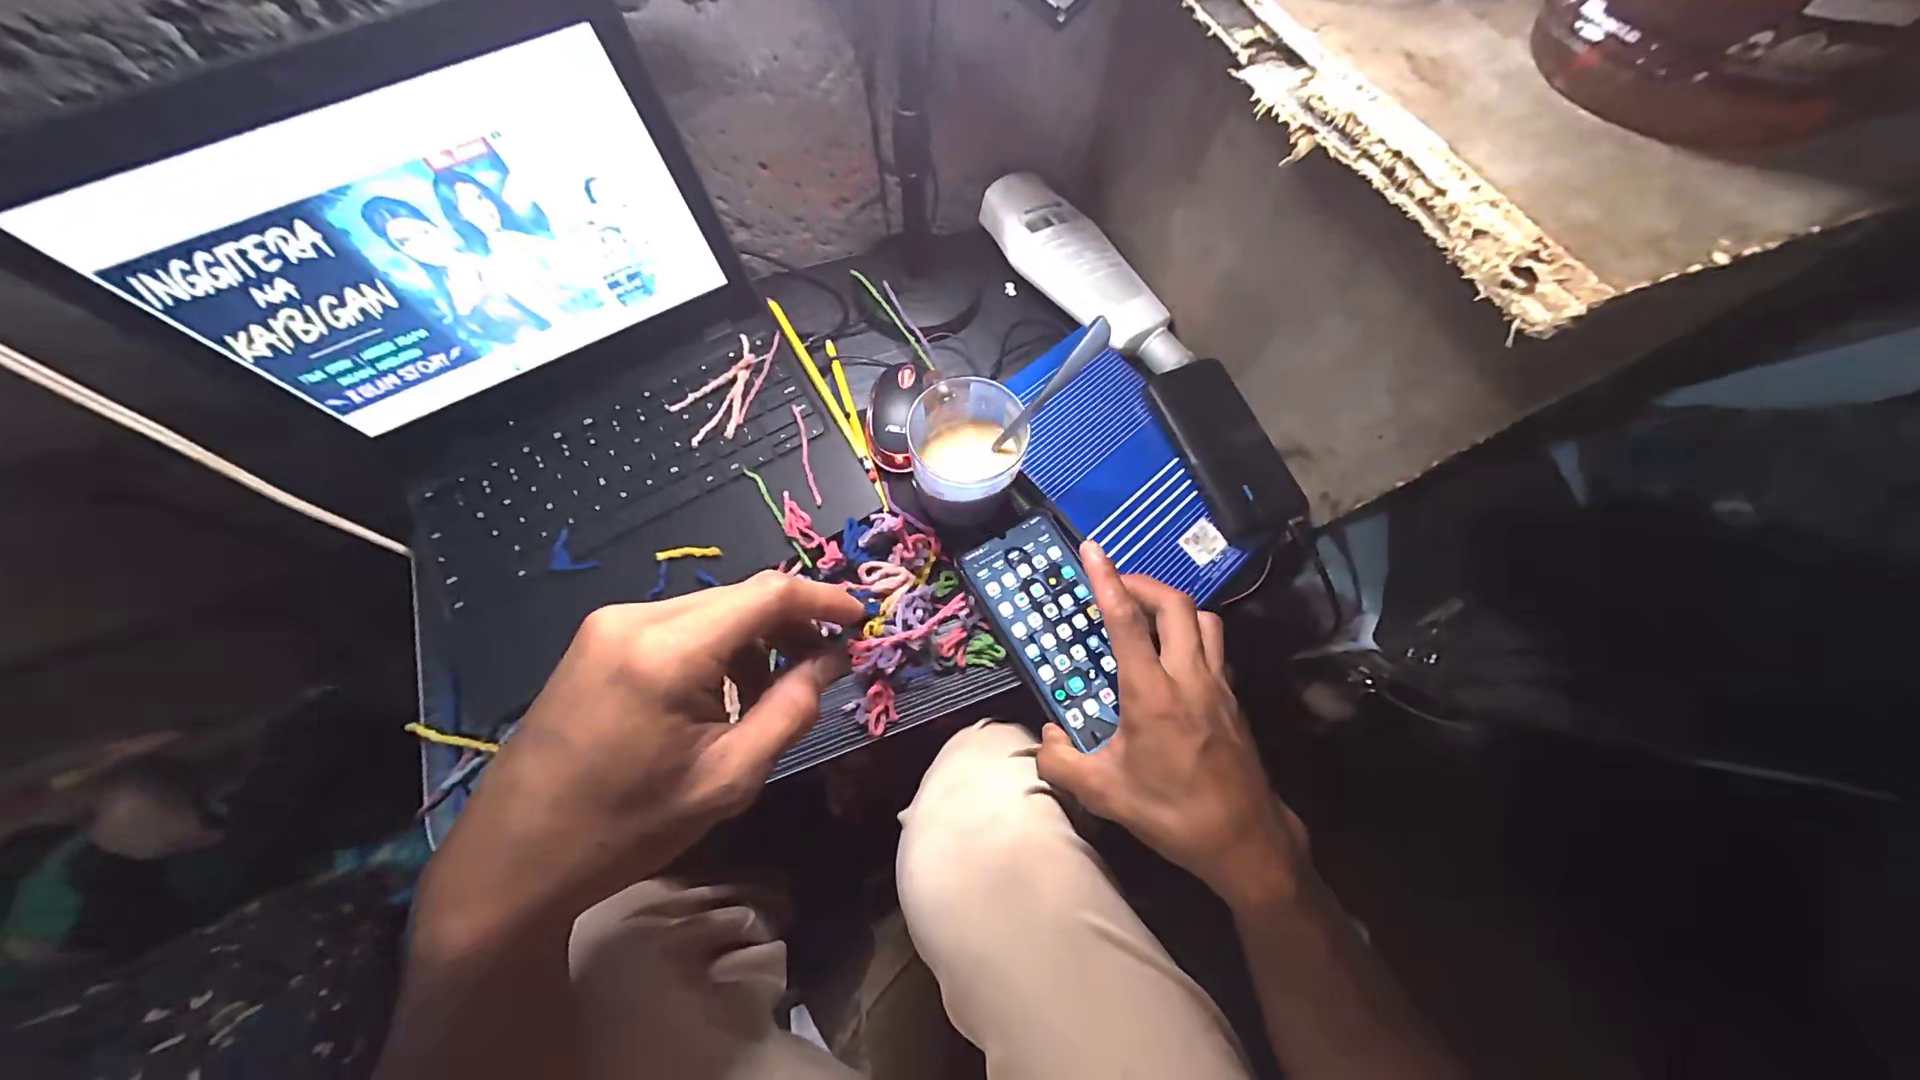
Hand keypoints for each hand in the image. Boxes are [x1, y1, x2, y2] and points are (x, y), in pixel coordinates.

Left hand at [414, 571, 863, 948]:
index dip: (823, 599)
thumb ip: (793, 707)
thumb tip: (833, 657)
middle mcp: (636, 616)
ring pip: (713, 608)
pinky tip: (719, 691)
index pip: (769, 594)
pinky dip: (717, 645)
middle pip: (742, 596)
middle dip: (791, 623)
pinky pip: (680, 623)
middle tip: (823, 662)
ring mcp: (610, 623)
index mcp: (668, 650)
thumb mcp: (730, 776)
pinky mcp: (598, 637)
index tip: (860, 619)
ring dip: (754, 638)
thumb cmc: (627, 828)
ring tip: (767, 691)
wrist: (512, 858)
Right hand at [1038, 541, 1308, 910]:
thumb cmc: (1172, 814)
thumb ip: (1061, 761)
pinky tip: (1172, 659)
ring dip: (1172, 606)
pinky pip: (1214, 645)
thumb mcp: (1103, 793)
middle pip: (1175, 604)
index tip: (1093, 548)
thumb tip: (1046, 736)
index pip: (1127, 622)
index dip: (1107, 579)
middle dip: (1142, 582)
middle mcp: (1189, 677)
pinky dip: (1191, 633)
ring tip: (1145, 616)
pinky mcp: (1233, 698)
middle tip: (1115, 587)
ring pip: (1203, 619)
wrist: (1245, 841)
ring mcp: (1217, 685)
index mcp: (1152, 694)